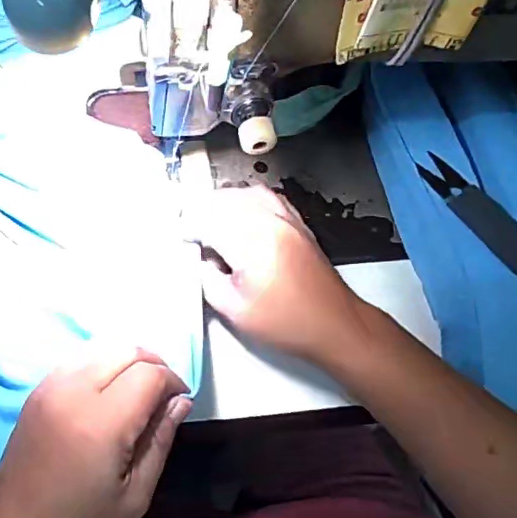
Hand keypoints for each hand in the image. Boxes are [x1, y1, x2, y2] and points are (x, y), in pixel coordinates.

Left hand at [0, 346, 190, 517]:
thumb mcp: (135, 496)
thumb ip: (160, 441)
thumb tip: (180, 402)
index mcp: (101, 423)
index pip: (149, 374)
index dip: (173, 382)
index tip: (180, 404)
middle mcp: (74, 392)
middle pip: (127, 352)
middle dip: (155, 367)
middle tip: (164, 398)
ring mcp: (51, 387)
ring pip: (103, 350)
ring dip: (128, 364)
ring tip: (138, 396)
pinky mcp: (38, 390)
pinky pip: (80, 361)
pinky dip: (103, 367)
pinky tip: (108, 396)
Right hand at [183, 185, 375, 366]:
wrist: (335, 324)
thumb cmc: (291, 323)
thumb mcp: (235, 311)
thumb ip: (208, 280)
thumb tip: (199, 262)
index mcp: (254, 242)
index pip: (208, 219)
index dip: (188, 228)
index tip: (180, 238)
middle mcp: (272, 222)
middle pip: (224, 199)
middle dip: (202, 212)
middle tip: (190, 231)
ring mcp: (287, 219)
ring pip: (245, 192)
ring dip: (223, 203)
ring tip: (210, 222)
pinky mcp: (297, 224)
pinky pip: (267, 197)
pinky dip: (247, 200)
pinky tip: (239, 215)